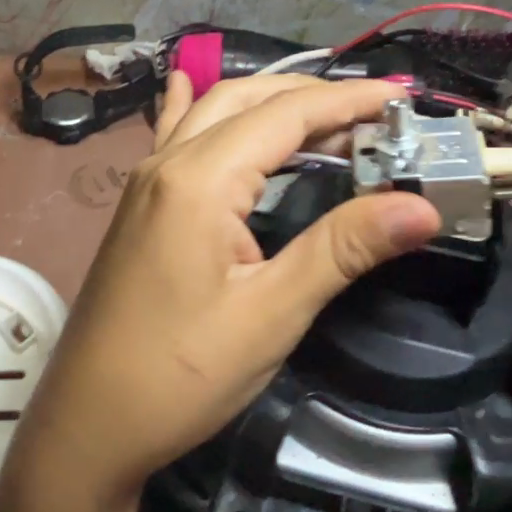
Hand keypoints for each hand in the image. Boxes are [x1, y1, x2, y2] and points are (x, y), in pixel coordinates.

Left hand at [0, 73, 441, 511]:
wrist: (88, 425)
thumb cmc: (181, 375)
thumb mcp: (271, 314)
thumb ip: (342, 249)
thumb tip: (422, 207)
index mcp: (200, 179)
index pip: (285, 114)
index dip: (346, 99)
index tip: (401, 93)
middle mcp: (168, 162)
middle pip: (247, 100)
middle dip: (313, 97)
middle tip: (375, 114)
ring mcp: (146, 181)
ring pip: (213, 112)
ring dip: (269, 104)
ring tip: (326, 116)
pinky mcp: (140, 205)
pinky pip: (173, 134)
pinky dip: (201, 108)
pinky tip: (190, 85)